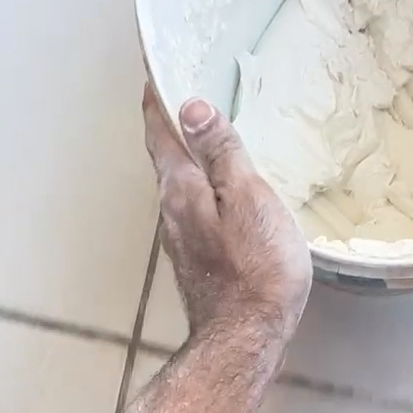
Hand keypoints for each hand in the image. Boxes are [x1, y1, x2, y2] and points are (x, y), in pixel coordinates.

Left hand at [143, 85, 312, 342]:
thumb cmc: (256, 269)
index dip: (157, 101)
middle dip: (173, 129)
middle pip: (168, 161)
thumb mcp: (246, 199)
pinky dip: (204, 193)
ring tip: (206, 141)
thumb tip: (191, 106)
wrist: (247, 339)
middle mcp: (173, 215)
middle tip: (185, 99)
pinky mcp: (200, 264)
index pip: (161, 134)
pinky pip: (197, 214)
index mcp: (181, 191)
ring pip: (182, 189)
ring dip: (189, 162)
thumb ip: (220, 154)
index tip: (155, 74)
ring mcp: (184, 243)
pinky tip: (222, 196)